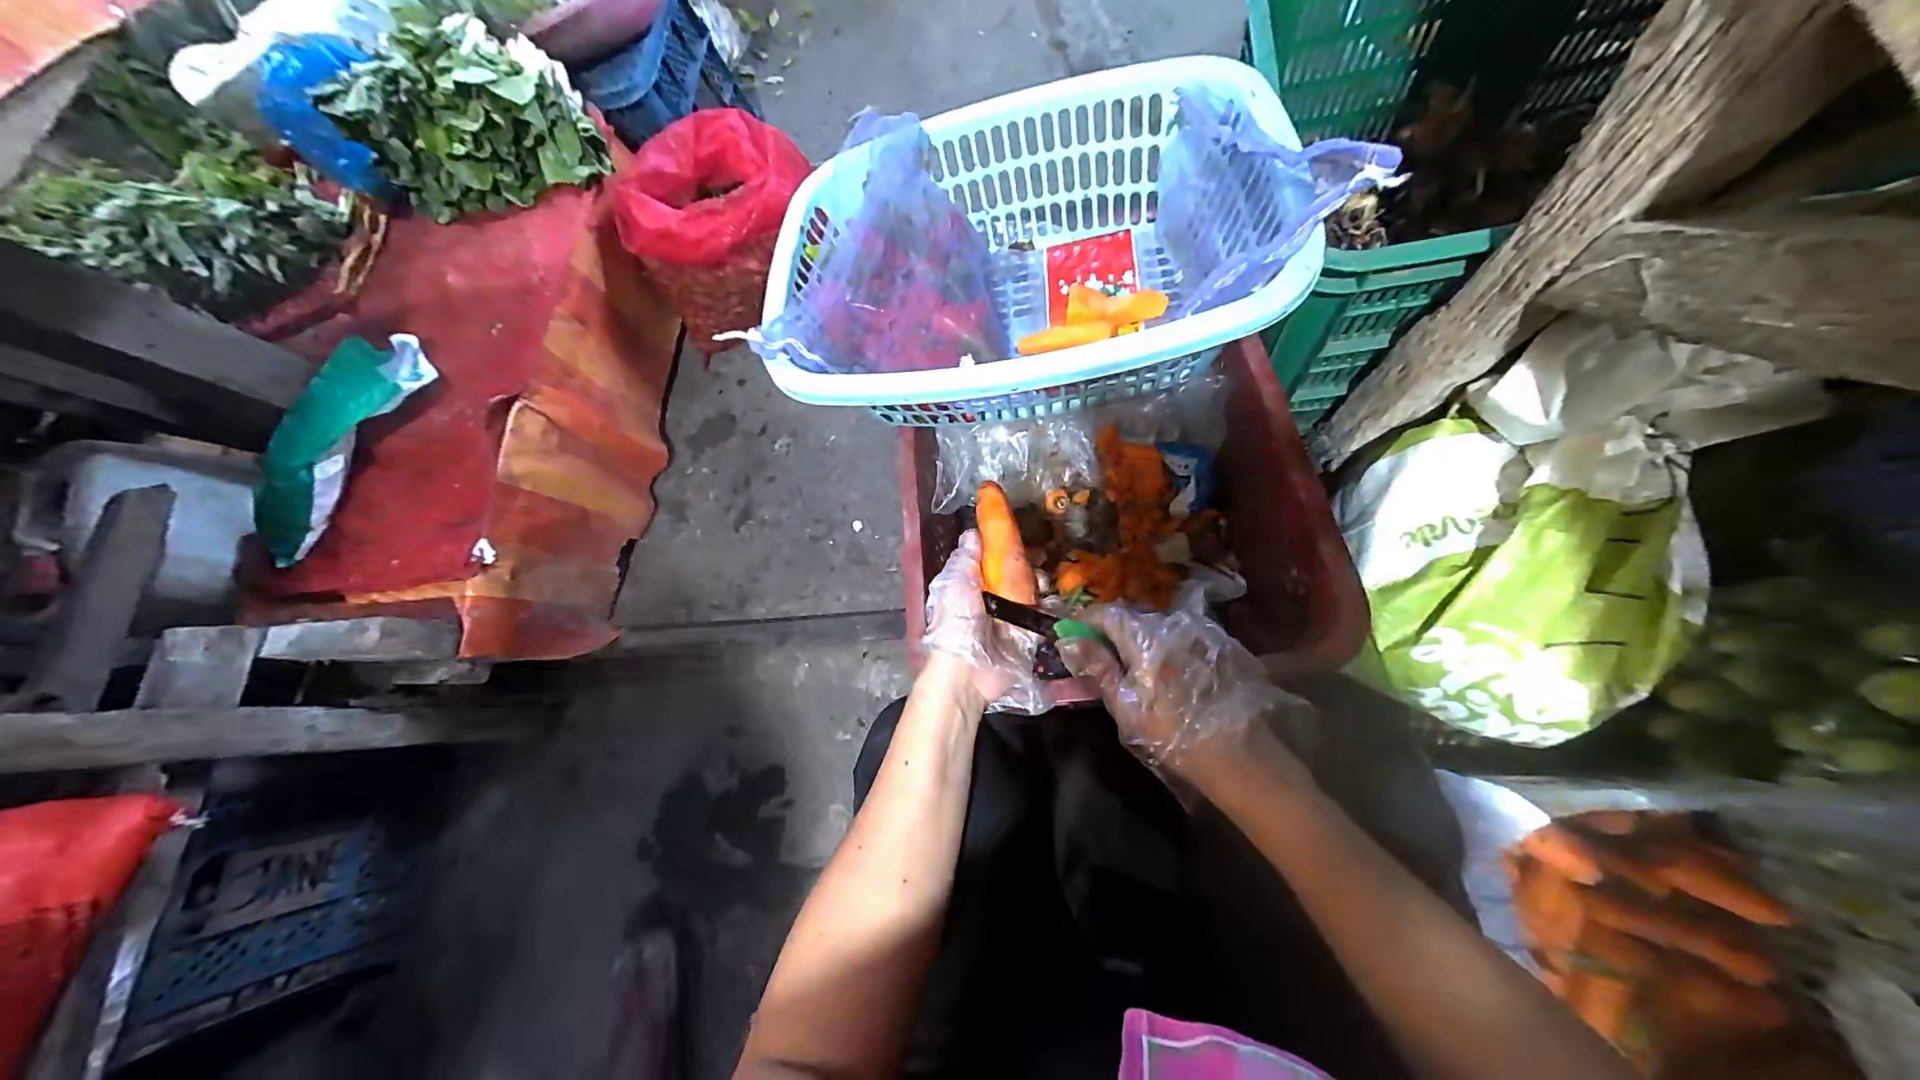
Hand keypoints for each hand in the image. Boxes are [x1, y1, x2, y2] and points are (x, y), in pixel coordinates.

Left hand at [922, 530, 1048, 713]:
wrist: (968, 671)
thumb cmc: (956, 623)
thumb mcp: (954, 583)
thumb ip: (966, 559)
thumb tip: (973, 533)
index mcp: (971, 583)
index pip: (992, 557)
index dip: (1006, 543)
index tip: (1019, 531)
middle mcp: (993, 596)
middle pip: (1017, 570)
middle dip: (1029, 560)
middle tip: (1038, 555)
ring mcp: (1012, 614)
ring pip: (1032, 587)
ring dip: (1038, 579)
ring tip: (1040, 578)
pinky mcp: (1028, 632)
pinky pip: (1042, 610)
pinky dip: (1046, 601)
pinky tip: (1047, 594)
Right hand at [1056, 605, 1314, 780]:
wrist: (1237, 756)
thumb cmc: (1171, 736)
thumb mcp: (1125, 706)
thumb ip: (1098, 667)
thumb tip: (1069, 640)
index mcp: (1148, 640)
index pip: (1109, 614)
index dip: (1087, 619)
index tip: (1072, 630)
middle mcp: (1175, 625)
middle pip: (1134, 616)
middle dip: (1112, 629)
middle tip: (1098, 650)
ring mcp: (1201, 633)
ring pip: (1159, 625)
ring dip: (1140, 637)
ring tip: (1133, 662)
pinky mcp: (1221, 644)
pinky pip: (1182, 634)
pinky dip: (1166, 644)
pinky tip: (1167, 670)